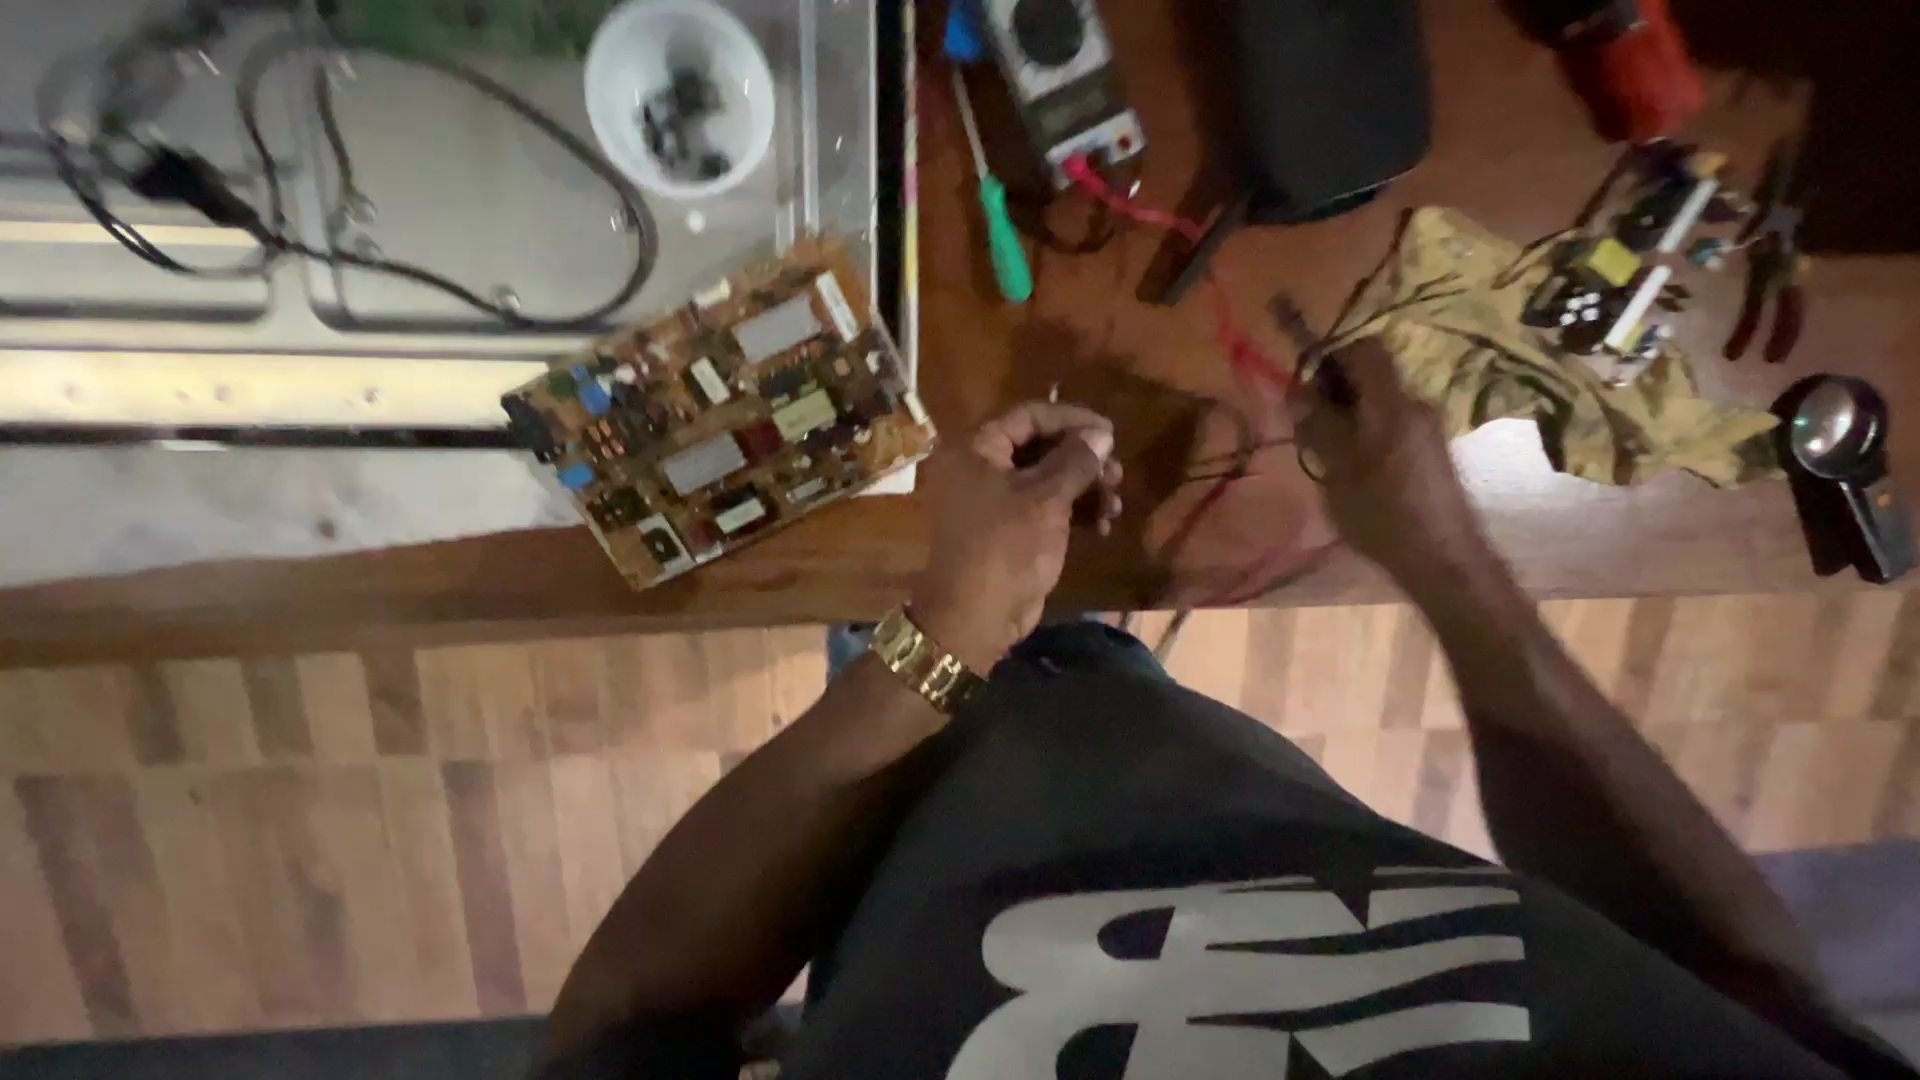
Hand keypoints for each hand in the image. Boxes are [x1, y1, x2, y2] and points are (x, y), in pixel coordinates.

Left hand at [910, 402, 1122, 670]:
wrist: (977, 616)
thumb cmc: (1007, 547)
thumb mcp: (1046, 499)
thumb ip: (1075, 460)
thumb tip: (1101, 434)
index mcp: (976, 449)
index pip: (1028, 416)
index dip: (1072, 419)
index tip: (1109, 431)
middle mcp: (980, 468)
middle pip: (1040, 448)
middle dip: (1083, 459)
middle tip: (1117, 473)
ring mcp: (994, 501)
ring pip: (1046, 480)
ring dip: (1085, 488)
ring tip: (1115, 504)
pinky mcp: (1009, 530)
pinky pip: (1045, 508)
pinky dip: (1073, 512)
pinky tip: (1103, 526)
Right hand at [1293, 339, 1494, 584]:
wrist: (1441, 557)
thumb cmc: (1382, 515)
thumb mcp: (1337, 472)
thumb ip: (1317, 426)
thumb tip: (1297, 391)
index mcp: (1392, 404)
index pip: (1365, 348)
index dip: (1331, 354)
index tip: (1303, 379)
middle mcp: (1415, 404)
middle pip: (1371, 373)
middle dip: (1334, 386)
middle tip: (1305, 417)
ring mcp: (1426, 425)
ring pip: (1378, 399)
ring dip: (1347, 410)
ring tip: (1322, 445)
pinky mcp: (1429, 446)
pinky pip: (1389, 419)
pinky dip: (1364, 428)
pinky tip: (1348, 462)